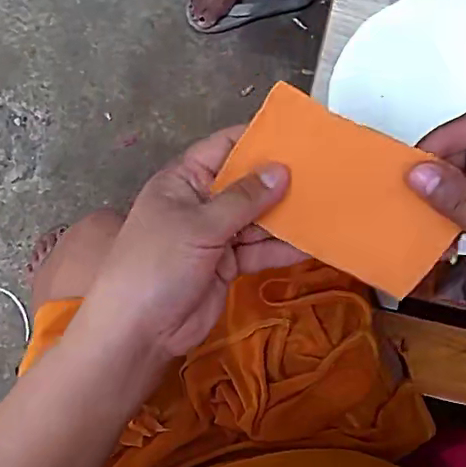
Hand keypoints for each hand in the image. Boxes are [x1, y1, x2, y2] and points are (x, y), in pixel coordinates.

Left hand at [71, 127, 304, 360]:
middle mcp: (201, 203)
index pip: (224, 148)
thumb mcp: (200, 225)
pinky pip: (259, 250)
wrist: (139, 331)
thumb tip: (281, 170)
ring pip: (257, 220)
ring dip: (286, 217)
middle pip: (246, 184)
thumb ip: (243, 199)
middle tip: (324, 173)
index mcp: (184, 181)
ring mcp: (215, 235)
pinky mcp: (227, 264)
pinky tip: (312, 245)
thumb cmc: (158, 265)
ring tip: (326, 207)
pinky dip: (282, 249)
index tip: (298, 135)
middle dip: (280, 181)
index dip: (257, 139)